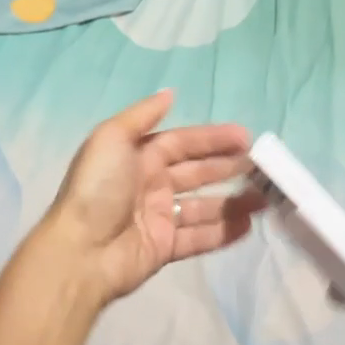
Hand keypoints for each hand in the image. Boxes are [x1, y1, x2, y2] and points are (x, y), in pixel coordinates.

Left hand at [39, 90, 261, 304]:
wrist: (80, 251)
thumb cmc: (97, 188)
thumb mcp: (111, 138)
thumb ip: (143, 115)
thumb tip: (171, 92)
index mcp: (138, 156)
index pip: (182, 142)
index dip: (212, 139)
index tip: (245, 137)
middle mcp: (150, 184)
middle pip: (196, 172)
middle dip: (227, 167)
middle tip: (261, 167)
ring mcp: (158, 217)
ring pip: (202, 205)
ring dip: (232, 200)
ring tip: (264, 198)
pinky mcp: (164, 247)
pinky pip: (199, 237)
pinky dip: (223, 232)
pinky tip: (248, 225)